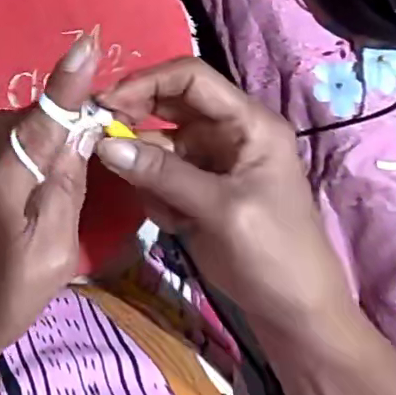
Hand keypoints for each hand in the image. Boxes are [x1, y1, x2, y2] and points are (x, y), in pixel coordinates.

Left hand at [0, 35, 103, 387]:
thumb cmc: (13, 293)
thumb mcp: (58, 251)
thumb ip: (67, 184)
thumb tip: (80, 129)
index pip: (37, 130)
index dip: (64, 88)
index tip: (86, 45)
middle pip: (19, 121)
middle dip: (50, 123)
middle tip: (72, 145)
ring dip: (26, 132)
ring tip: (37, 170)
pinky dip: (5, 143)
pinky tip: (13, 169)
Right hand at [95, 57, 360, 352]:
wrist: (296, 317)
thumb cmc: (275, 255)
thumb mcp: (220, 209)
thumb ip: (162, 174)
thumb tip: (104, 145)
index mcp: (248, 122)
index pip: (191, 78)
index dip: (146, 82)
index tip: (106, 102)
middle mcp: (226, 132)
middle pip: (166, 104)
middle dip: (133, 119)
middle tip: (99, 137)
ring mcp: (209, 160)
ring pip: (155, 142)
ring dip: (143, 167)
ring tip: (158, 206)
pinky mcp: (195, 187)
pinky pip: (155, 173)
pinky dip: (151, 192)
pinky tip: (173, 222)